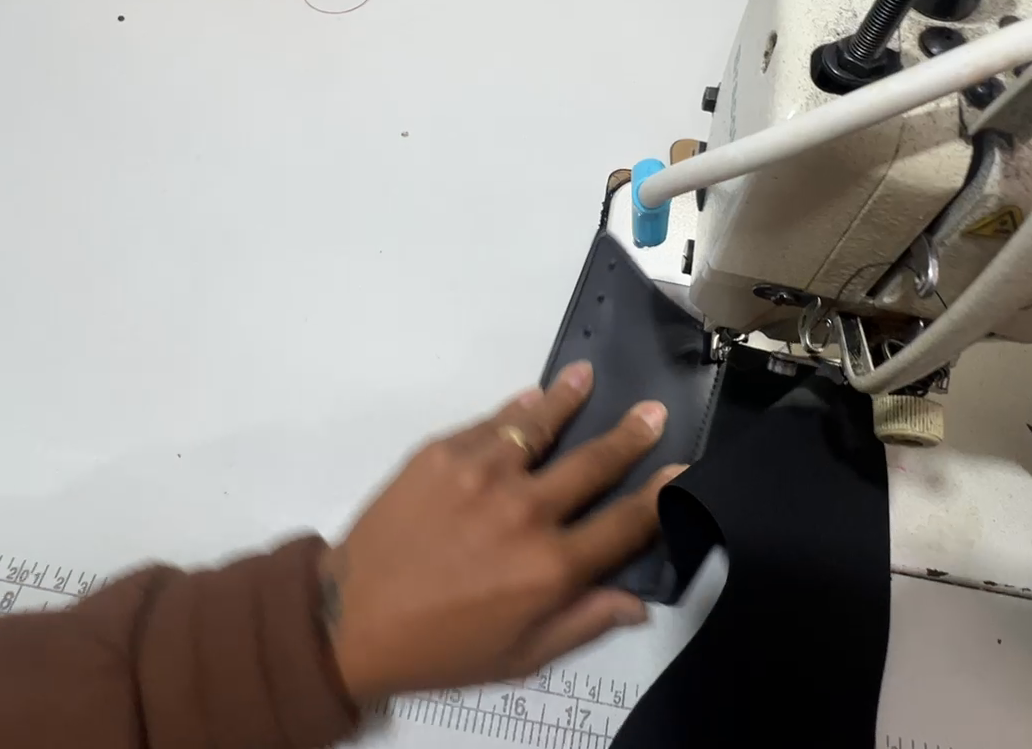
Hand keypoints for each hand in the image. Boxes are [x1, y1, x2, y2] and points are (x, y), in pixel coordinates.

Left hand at [323, 361, 680, 700]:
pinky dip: (515, 409)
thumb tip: (639, 600)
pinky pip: (491, 422)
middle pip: (594, 463)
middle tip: (651, 411)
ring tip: (587, 376)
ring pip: (540, 424)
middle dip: (630, 436)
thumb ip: (584, 622)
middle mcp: (525, 510)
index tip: (683, 468)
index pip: (626, 523)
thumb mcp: (520, 655)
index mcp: (551, 567)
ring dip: (569, 398)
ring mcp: (482, 473)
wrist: (348, 618)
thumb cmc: (442, 646)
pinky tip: (530, 396)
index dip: (662, 495)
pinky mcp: (443, 451)